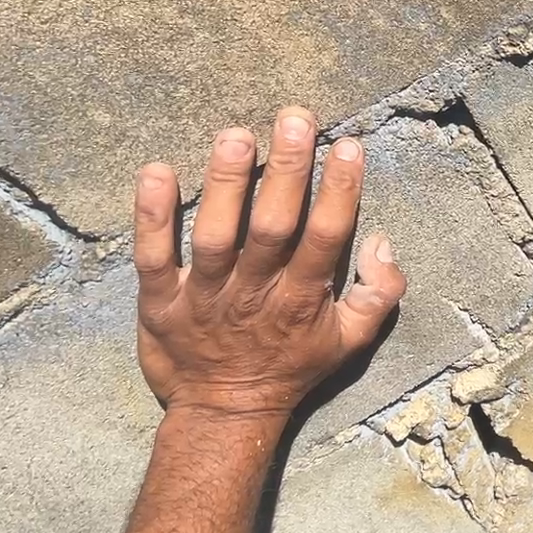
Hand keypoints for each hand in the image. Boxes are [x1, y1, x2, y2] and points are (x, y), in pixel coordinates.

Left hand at [130, 108, 406, 420]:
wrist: (224, 413)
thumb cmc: (296, 364)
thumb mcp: (354, 339)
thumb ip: (380, 292)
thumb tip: (381, 241)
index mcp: (303, 299)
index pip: (325, 237)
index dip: (339, 192)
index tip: (348, 146)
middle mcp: (254, 293)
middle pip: (272, 228)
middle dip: (287, 171)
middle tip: (295, 119)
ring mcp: (202, 297)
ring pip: (214, 237)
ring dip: (225, 186)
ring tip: (236, 135)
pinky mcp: (157, 302)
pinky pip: (151, 257)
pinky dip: (151, 216)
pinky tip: (156, 171)